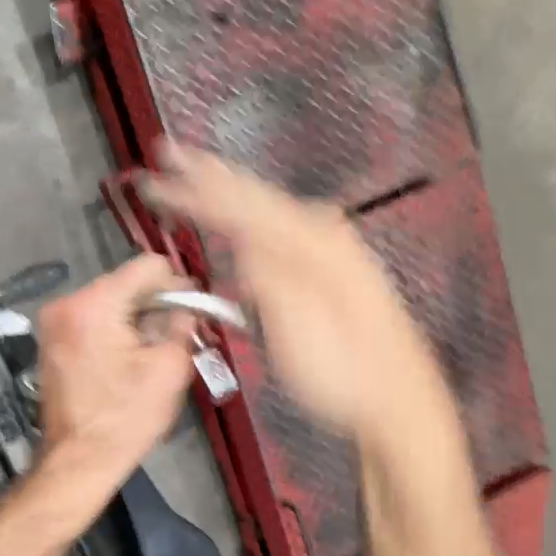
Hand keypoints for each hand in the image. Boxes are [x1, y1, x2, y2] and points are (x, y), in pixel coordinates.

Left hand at [34, 254, 198, 492]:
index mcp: (92, 305)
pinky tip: (127, 360)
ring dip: (134, 320)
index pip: (146, 267)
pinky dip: (112, 332)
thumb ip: (181, 323)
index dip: (176, 284)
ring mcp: (52, 324)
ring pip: (108, 303)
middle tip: (177, 334)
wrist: (77, 458)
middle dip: (154, 305)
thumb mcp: (170, 367)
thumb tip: (184, 305)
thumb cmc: (125, 417)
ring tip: (152, 353)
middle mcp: (65, 305)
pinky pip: (90, 322)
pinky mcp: (50, 343)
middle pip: (124, 284)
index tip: (191, 310)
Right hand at [137, 140, 442, 443]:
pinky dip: (250, 214)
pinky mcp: (330, 270)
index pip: (244, 208)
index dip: (197, 193)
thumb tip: (244, 245)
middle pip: (257, 197)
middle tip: (171, 154)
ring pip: (269, 208)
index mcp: (311, 250)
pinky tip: (245, 216)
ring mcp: (330, 252)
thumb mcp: (300, 330)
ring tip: (198, 174)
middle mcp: (323, 239)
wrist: (396, 401)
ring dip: (228, 190)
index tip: (159, 180)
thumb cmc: (343, 373)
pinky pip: (279, 227)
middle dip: (211, 176)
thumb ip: (270, 280)